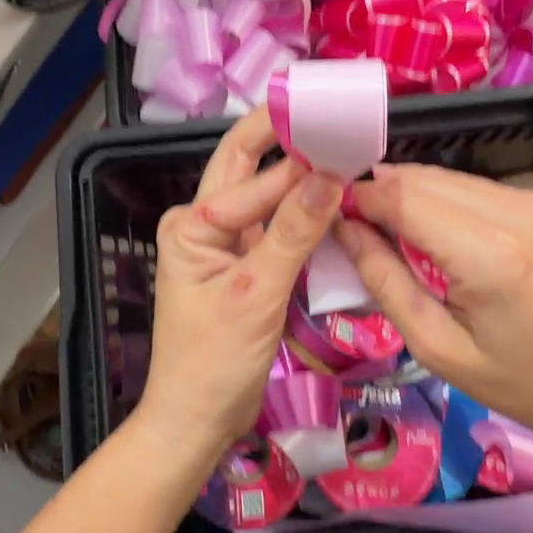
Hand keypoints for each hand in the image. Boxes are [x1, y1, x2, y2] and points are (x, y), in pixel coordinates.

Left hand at [134, 108, 344, 467]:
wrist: (198, 421)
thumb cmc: (214, 360)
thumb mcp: (255, 294)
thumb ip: (292, 233)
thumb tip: (330, 174)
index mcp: (191, 223)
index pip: (250, 177)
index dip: (296, 155)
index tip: (340, 132)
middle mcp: (204, 223)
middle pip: (245, 166)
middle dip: (283, 136)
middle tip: (330, 111)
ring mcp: (226, 243)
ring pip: (264, 194)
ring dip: (298, 172)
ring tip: (341, 144)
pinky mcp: (247, 263)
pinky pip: (277, 225)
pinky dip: (304, 211)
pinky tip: (334, 196)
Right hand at [336, 163, 532, 469]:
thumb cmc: (519, 382)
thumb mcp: (437, 348)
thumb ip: (385, 281)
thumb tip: (342, 228)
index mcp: (491, 256)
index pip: (402, 199)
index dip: (358, 198)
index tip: (327, 213)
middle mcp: (516, 212)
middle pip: (420, 178)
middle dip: (378, 193)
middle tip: (350, 225)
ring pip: (443, 176)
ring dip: (406, 195)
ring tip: (385, 232)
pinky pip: (468, 186)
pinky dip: (437, 200)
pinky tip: (428, 233)